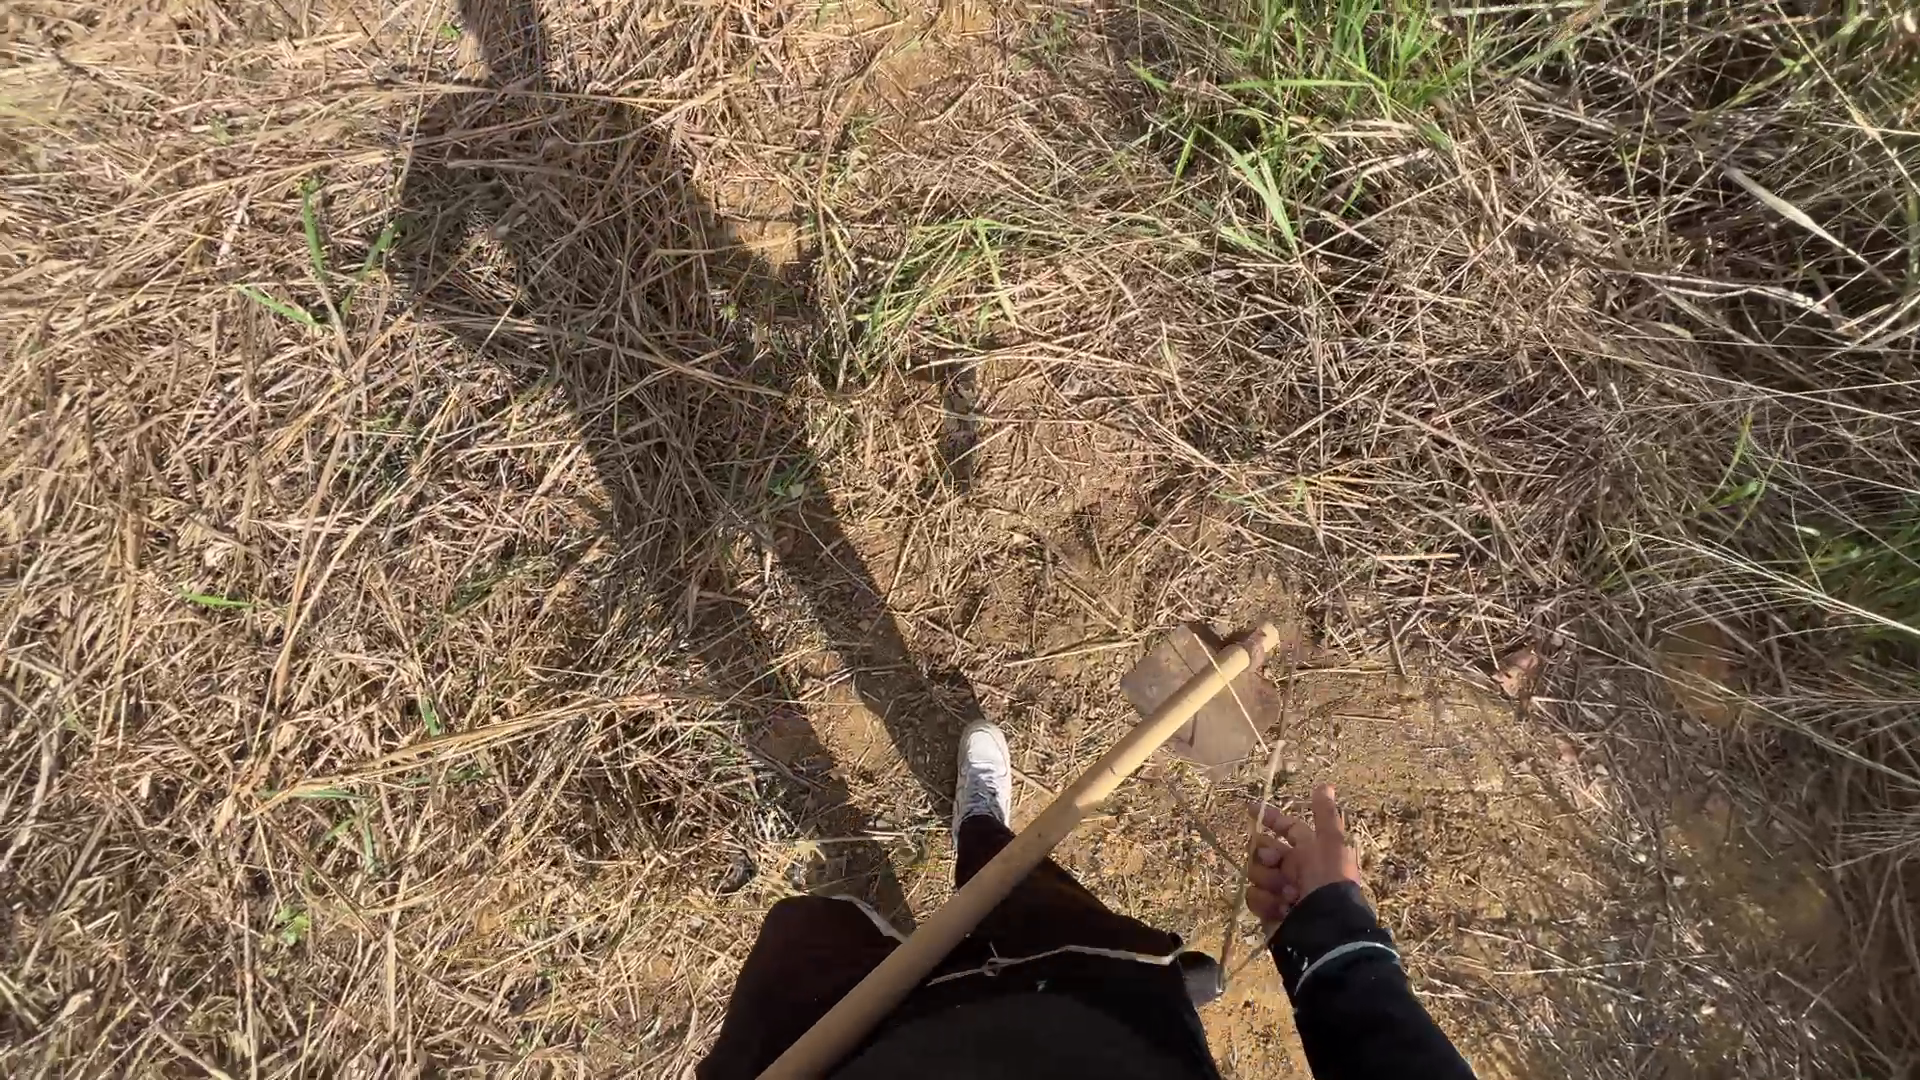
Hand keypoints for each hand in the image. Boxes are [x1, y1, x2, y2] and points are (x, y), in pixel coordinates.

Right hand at [1245, 783, 1361, 922]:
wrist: (1325, 930)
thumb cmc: (1329, 882)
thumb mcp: (1331, 844)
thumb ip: (1324, 815)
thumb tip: (1324, 785)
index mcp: (1308, 852)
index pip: (1285, 827)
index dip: (1269, 817)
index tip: (1249, 808)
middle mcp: (1292, 869)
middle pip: (1262, 847)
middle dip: (1265, 853)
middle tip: (1275, 861)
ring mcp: (1279, 889)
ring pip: (1255, 871)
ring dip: (1269, 881)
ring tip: (1287, 894)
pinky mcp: (1268, 911)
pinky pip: (1253, 896)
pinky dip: (1265, 902)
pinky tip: (1281, 909)